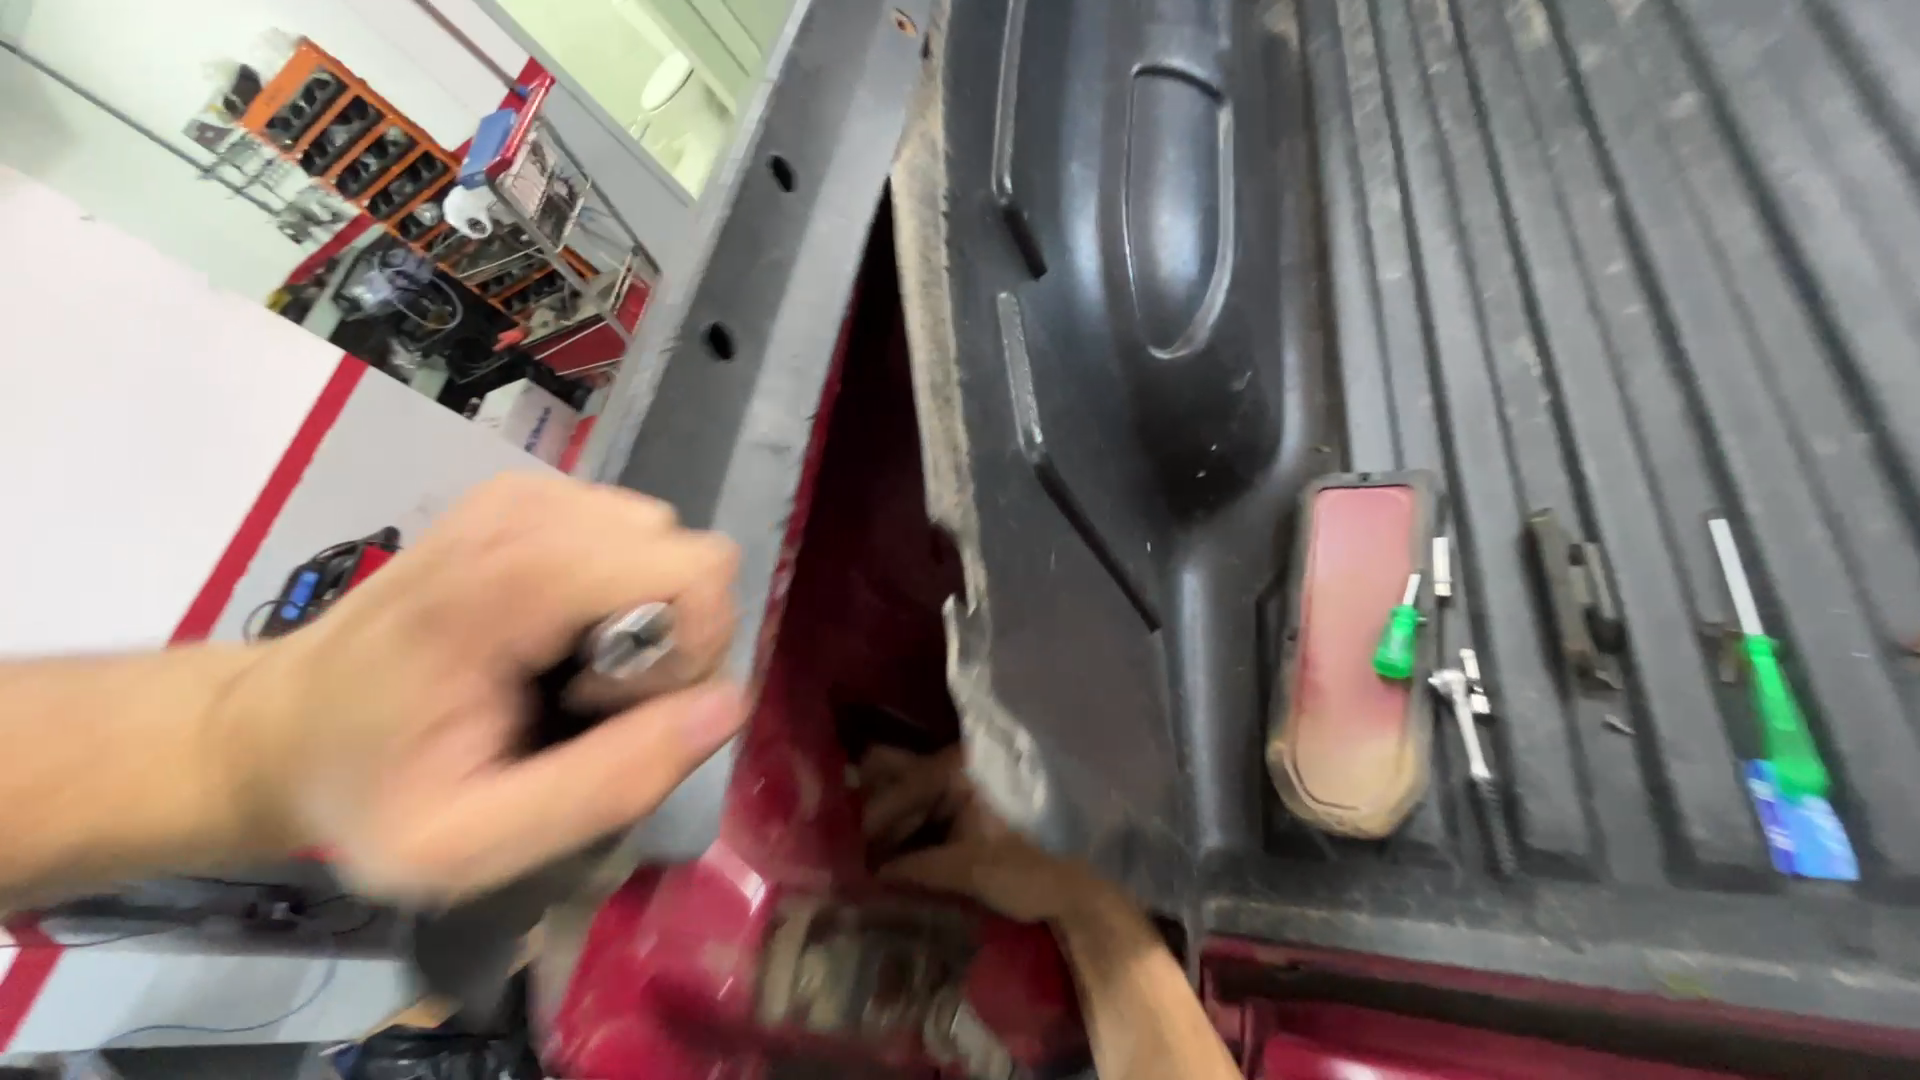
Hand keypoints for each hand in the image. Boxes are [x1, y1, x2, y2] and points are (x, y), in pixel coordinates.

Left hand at [221, 473, 746, 901]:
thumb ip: (612, 782)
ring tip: (569, 670)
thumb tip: (728, 703)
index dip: (683, 655)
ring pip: (672, 548)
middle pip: (692, 559)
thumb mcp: (474, 840)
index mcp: (510, 581)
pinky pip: (639, 540)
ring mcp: (532, 493)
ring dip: (651, 619)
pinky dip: (626, 592)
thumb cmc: (372, 791)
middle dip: (674, 640)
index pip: (694, 574)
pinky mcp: (534, 496)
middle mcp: (532, 512)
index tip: (601, 706)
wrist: (280, 725)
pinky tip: (560, 635)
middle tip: (589, 695)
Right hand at [860, 746, 1123, 922]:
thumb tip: (871, 874)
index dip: (873, 821)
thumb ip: (916, 867)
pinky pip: (923, 808)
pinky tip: (889, 857)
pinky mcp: (965, 804)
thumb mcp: (968, 870)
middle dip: (872, 809)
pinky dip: (905, 830)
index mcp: (962, 768)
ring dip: (888, 824)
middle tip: (847, 844)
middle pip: (898, 775)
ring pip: (907, 792)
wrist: (1074, 887)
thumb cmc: (1026, 870)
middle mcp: (959, 764)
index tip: (849, 852)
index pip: (903, 786)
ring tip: (863, 857)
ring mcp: (962, 782)